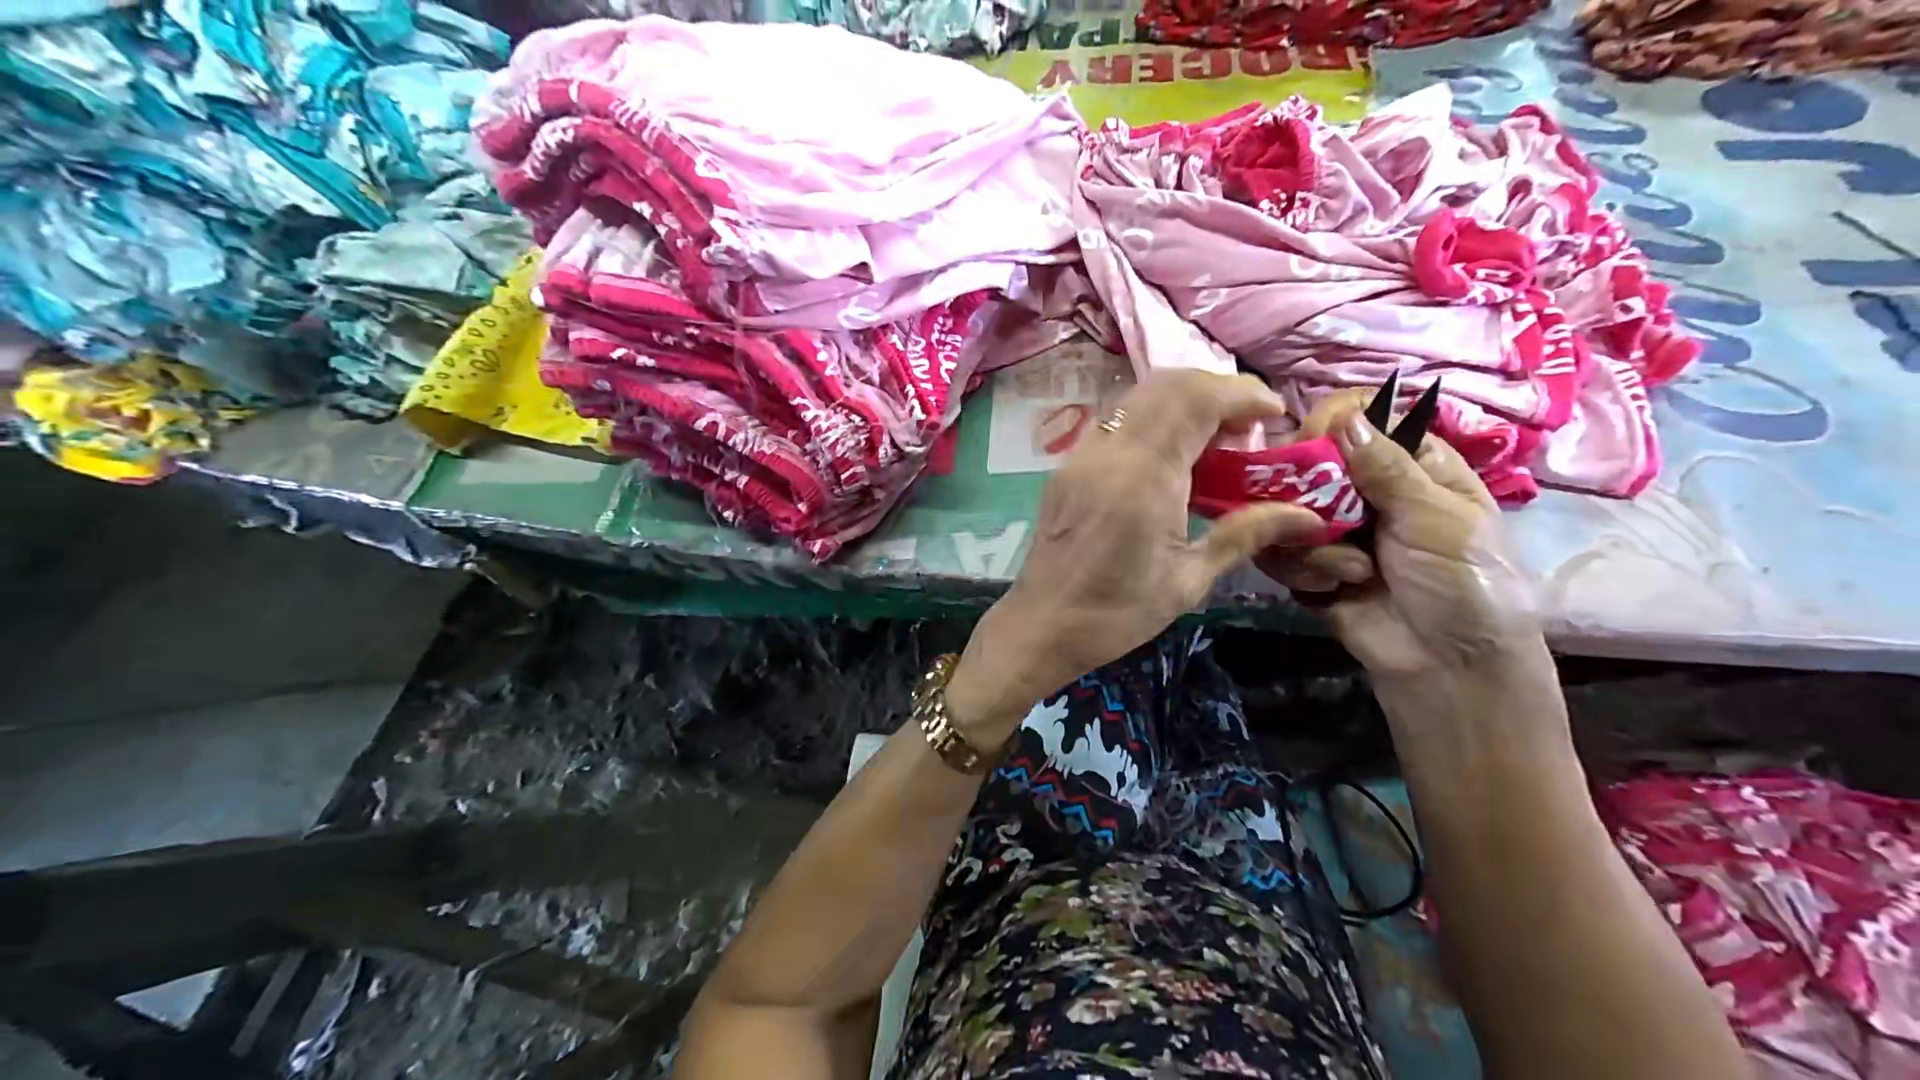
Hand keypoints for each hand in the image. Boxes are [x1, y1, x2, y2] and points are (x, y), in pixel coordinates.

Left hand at [946, 370, 1361, 745]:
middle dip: (1217, 391)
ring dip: (1184, 403)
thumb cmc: (1116, 613)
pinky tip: (1171, 461)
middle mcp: (1110, 452)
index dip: (1243, 393)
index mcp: (1144, 477)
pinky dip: (1153, 421)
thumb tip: (1310, 516)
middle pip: (1168, 385)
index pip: (1197, 399)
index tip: (1275, 412)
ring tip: (1214, 443)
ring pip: (1139, 398)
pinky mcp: (1068, 467)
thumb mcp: (1188, 580)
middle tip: (1247, 429)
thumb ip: (1246, 535)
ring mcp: (1082, 455)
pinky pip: (1117, 422)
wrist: (1041, 626)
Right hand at [1271, 403, 1554, 700]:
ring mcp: (1332, 530)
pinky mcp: (1307, 566)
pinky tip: (1330, 589)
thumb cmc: (1463, 582)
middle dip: (1309, 493)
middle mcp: (1365, 492)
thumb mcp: (1437, 517)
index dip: (1331, 426)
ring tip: (1351, 572)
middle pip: (1309, 464)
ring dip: (1312, 543)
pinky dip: (1299, 570)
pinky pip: (1277, 550)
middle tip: (1320, 517)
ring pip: (1285, 509)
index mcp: (1411, 467)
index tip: (1316, 443)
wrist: (1446, 665)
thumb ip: (1387, 468)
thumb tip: (1345, 416)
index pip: (1359, 422)